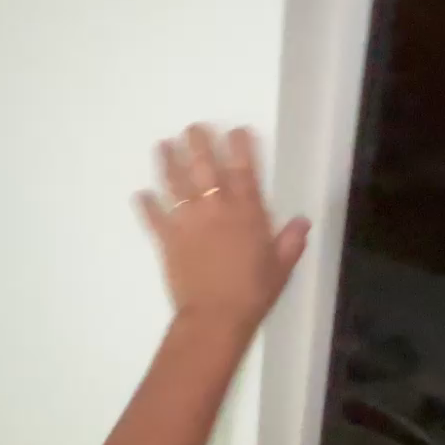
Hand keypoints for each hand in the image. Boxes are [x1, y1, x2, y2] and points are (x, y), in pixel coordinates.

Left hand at [138, 125, 309, 330]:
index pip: (243, 169)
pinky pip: (153, 217)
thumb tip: (303, 221)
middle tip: (192, 127)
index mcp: (246, 212)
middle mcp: (215, 208)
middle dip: (197, 143)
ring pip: (174, 183)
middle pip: (203, 166)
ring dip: (167, 162)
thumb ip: (291, 241)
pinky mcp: (166, 239)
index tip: (236, 129)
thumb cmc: (254, 292)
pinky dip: (146, 205)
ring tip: (162, 145)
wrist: (216, 317)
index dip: (239, 146)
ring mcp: (187, 221)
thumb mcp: (281, 266)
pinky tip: (140, 194)